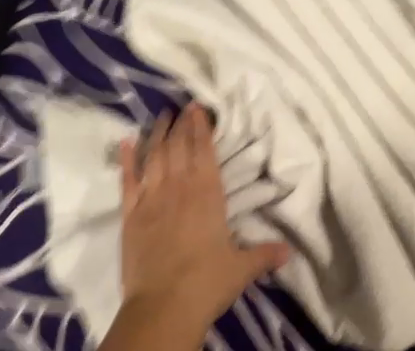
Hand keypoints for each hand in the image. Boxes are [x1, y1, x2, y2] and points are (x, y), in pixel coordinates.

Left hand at [116, 104, 292, 333]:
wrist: (163, 306)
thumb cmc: (206, 283)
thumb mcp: (241, 269)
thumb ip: (264, 254)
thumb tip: (289, 251)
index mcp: (208, 193)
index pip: (204, 151)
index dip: (202, 127)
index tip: (199, 108)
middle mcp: (179, 187)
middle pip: (178, 146)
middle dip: (181, 124)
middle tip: (182, 107)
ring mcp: (151, 198)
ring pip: (154, 156)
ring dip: (158, 133)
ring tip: (162, 117)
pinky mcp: (130, 214)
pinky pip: (127, 180)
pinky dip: (126, 159)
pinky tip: (125, 142)